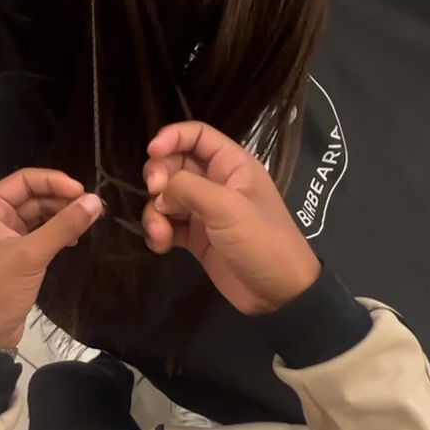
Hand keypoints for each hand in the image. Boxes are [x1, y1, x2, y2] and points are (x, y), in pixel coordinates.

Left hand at [0, 169, 103, 347]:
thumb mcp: (30, 256)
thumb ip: (63, 226)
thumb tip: (95, 202)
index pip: (23, 181)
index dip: (54, 181)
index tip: (83, 191)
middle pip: (32, 197)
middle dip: (62, 200)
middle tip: (93, 209)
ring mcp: (3, 238)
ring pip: (38, 217)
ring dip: (61, 218)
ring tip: (87, 224)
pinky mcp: (14, 256)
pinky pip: (38, 235)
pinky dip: (56, 234)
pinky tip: (73, 240)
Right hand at [141, 122, 320, 315]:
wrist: (277, 294)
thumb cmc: (260, 241)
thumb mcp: (227, 207)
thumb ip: (188, 188)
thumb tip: (159, 191)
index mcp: (232, 165)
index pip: (197, 135)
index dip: (172, 137)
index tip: (151, 152)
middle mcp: (217, 183)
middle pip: (174, 164)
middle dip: (159, 178)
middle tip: (156, 195)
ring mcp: (205, 212)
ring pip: (166, 198)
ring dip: (155, 213)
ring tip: (161, 235)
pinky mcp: (196, 238)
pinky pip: (168, 225)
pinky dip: (159, 233)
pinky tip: (161, 246)